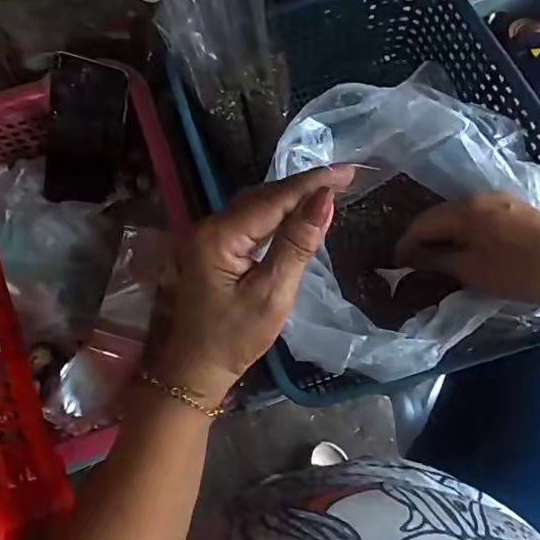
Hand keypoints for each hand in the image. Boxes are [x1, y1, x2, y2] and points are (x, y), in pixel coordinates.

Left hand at [147, 165, 354, 405]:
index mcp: (219, 236)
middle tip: (345, 175)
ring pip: (254, 206)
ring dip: (290, 196)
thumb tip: (324, 200)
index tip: (348, 169)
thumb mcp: (272, 295)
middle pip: (262, 196)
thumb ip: (296, 245)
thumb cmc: (232, 340)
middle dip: (304, 185)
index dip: (312, 182)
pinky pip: (247, 221)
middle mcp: (208, 227)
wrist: (191, 369)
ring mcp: (206, 236)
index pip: (273, 199)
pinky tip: (296, 211)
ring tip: (328, 187)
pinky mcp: (210, 248)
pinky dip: (275, 213)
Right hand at [395, 192, 539, 305]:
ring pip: (462, 218)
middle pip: (441, 217)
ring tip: (439, 261)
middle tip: (414, 264)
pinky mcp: (522, 212)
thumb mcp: (471, 270)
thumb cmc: (520, 271)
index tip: (395, 265)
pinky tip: (469, 253)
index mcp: (464, 208)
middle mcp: (481, 197)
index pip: (421, 223)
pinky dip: (468, 236)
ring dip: (447, 238)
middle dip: (425, 239)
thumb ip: (436, 261)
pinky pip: (482, 221)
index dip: (405, 244)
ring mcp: (504, 202)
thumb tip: (409, 257)